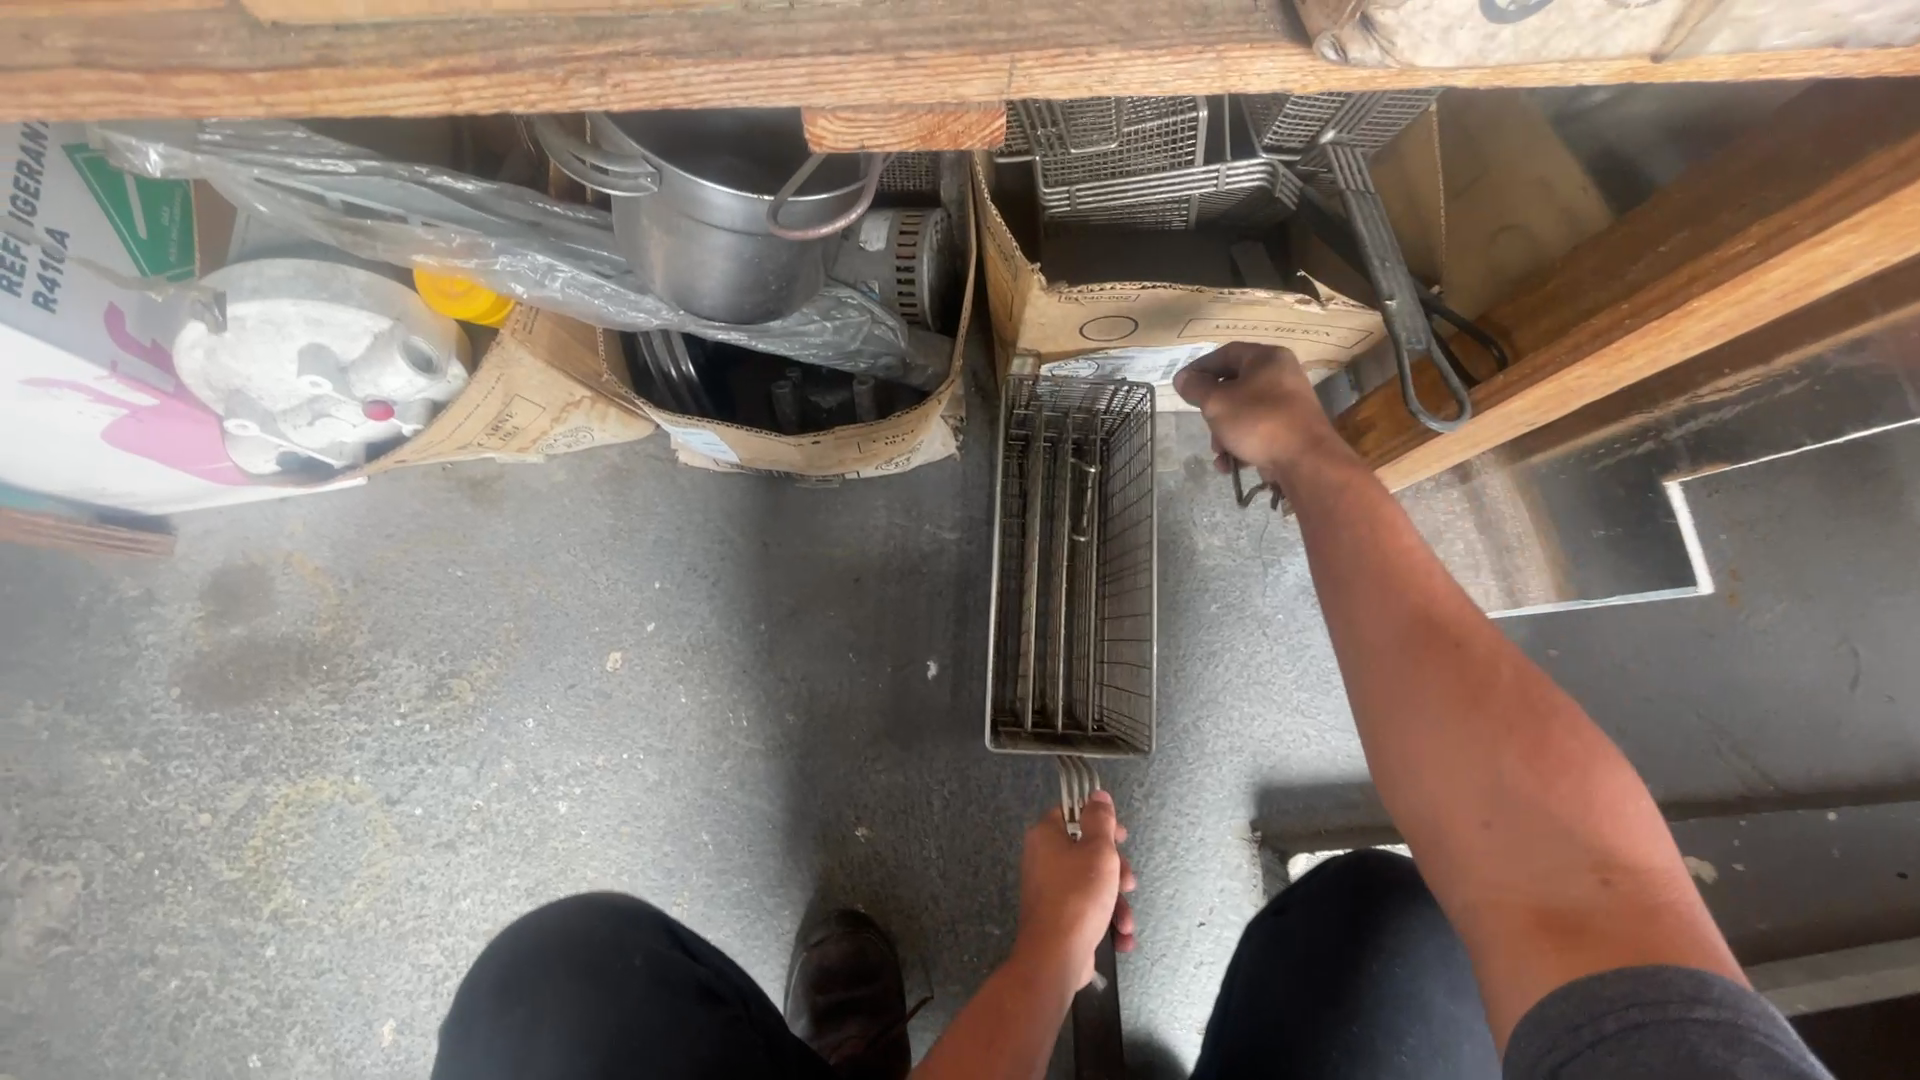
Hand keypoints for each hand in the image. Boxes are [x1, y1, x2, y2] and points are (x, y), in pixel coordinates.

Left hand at [1011, 791, 1137, 995]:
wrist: (1056, 956)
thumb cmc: (1078, 895)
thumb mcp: (1098, 850)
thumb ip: (1101, 820)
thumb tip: (1098, 794)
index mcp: (1046, 836)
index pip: (1073, 815)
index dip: (1100, 822)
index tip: (1121, 837)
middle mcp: (1043, 859)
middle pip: (1088, 852)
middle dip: (1116, 871)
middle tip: (1127, 882)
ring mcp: (1050, 890)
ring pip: (1093, 884)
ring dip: (1116, 903)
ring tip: (1125, 920)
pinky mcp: (1059, 917)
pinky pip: (1088, 910)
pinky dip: (1106, 921)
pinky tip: (1121, 937)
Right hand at [1172, 343, 1343, 476]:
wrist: (1305, 460)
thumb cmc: (1257, 421)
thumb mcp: (1217, 402)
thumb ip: (1196, 388)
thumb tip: (1183, 378)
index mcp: (1267, 358)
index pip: (1226, 353)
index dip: (1200, 368)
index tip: (1182, 385)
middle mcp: (1281, 375)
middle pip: (1233, 386)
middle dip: (1213, 411)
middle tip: (1202, 423)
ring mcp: (1287, 403)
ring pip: (1242, 412)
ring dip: (1223, 433)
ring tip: (1219, 452)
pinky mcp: (1290, 429)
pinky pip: (1256, 430)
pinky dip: (1240, 445)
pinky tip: (1230, 464)